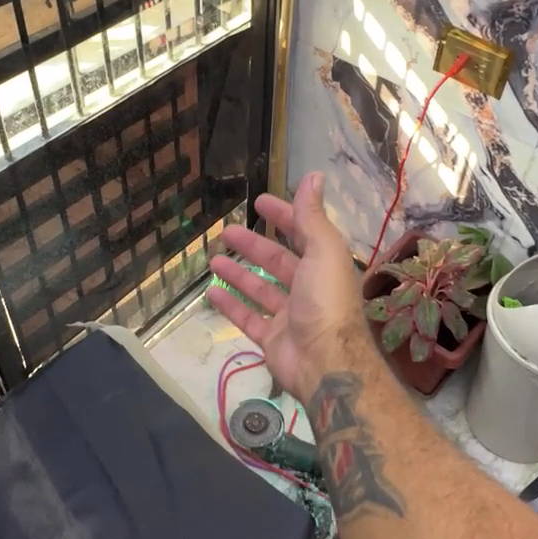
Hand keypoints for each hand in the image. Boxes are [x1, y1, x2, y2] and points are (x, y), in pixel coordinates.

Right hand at [208, 172, 374, 397]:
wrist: (326, 363)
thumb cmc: (326, 302)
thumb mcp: (323, 251)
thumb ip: (312, 216)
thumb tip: (315, 175)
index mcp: (325, 264)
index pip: (303, 233)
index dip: (284, 216)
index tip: (260, 202)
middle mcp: (309, 287)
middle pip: (278, 261)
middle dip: (254, 245)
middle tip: (227, 230)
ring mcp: (290, 315)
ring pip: (260, 289)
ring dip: (238, 273)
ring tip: (213, 259)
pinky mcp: (273, 339)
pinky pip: (248, 318)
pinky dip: (231, 305)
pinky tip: (211, 292)